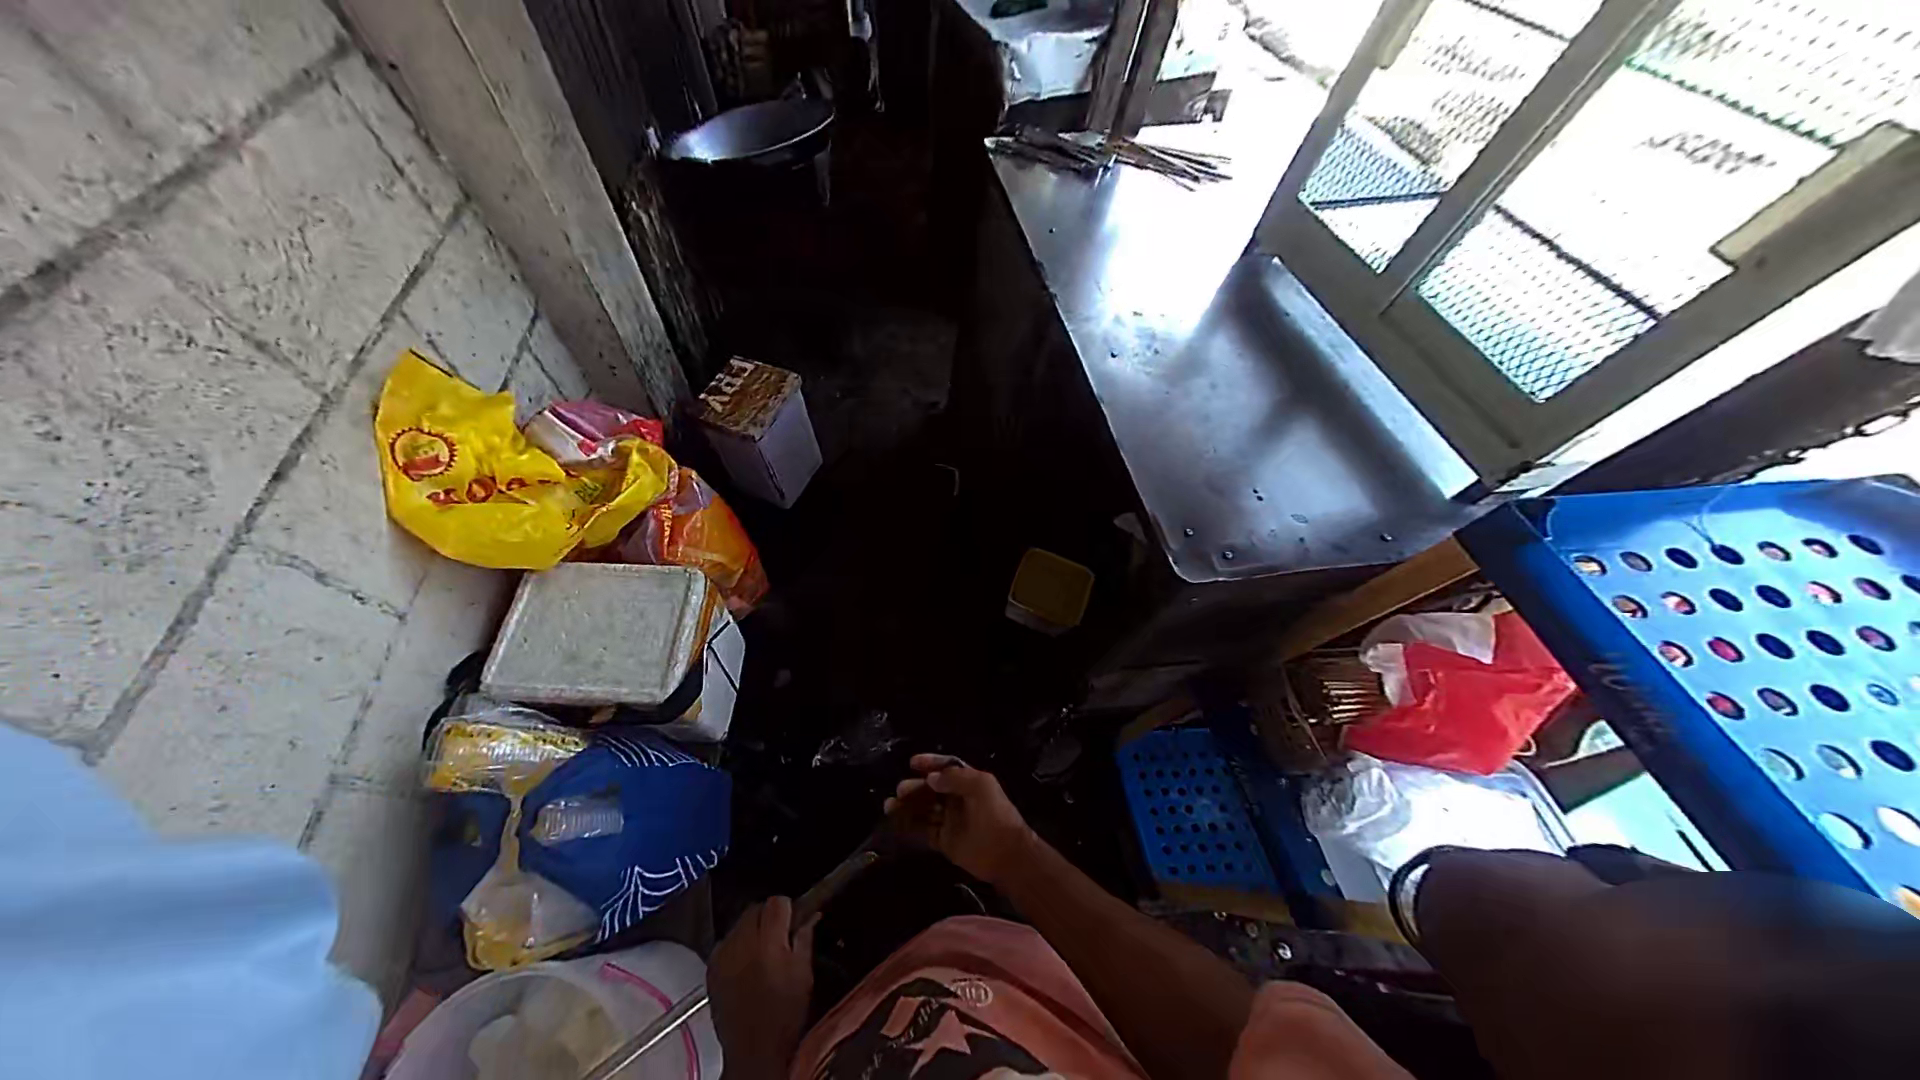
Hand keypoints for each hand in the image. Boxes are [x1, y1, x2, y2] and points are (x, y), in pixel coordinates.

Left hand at [708, 897, 817, 1079]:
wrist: (754, 1053)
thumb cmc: (785, 1015)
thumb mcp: (804, 974)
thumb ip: (805, 938)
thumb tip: (810, 915)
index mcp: (769, 943)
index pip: (776, 902)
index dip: (788, 909)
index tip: (794, 920)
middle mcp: (742, 944)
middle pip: (755, 908)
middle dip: (768, 916)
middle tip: (780, 937)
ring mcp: (722, 956)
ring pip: (739, 923)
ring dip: (752, 930)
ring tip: (762, 952)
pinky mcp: (711, 969)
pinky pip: (726, 942)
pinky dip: (736, 945)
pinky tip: (746, 964)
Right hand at [885, 754, 1034, 885]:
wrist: (1006, 854)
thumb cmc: (995, 814)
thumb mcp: (980, 786)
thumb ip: (955, 778)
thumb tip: (931, 778)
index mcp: (969, 782)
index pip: (946, 768)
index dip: (930, 763)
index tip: (912, 762)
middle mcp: (957, 799)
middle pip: (931, 789)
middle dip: (915, 787)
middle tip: (900, 790)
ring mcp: (950, 821)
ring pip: (924, 810)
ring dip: (908, 806)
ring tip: (890, 805)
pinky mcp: (945, 841)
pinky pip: (923, 830)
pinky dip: (910, 826)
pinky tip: (896, 822)